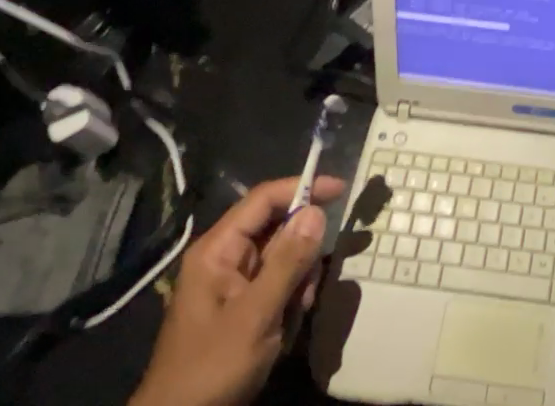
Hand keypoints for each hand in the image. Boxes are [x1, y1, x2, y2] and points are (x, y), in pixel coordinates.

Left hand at [130, 175, 348, 405]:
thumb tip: (316, 210)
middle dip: (301, 253)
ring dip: (297, 282)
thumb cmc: (212, 367)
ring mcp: (233, 283)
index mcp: (218, 249)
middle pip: (277, 229)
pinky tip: (286, 327)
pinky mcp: (243, 305)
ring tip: (293, 315)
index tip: (341, 190)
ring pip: (283, 259)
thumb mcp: (256, 314)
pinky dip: (290, 299)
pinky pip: (278, 284)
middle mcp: (225, 258)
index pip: (264, 200)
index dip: (302, 188)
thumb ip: (288, 261)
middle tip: (308, 287)